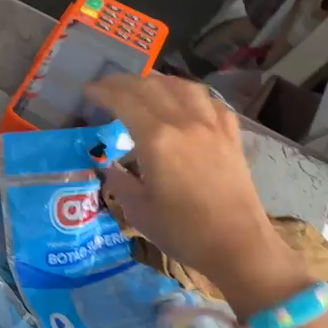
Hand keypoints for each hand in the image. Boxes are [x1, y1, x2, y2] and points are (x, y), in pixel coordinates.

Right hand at [85, 74, 307, 312]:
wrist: (239, 246)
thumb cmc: (183, 231)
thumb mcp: (138, 210)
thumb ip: (119, 181)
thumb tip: (109, 166)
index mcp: (156, 139)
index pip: (124, 100)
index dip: (103, 91)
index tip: (88, 91)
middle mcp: (184, 122)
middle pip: (150, 86)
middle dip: (124, 82)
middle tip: (107, 88)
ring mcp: (211, 126)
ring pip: (182, 86)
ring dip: (157, 81)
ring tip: (144, 87)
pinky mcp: (231, 135)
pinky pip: (209, 101)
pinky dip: (191, 94)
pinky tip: (185, 102)